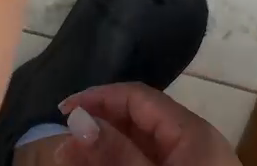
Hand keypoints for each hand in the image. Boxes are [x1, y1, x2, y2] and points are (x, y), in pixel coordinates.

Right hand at [55, 83, 241, 165]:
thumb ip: (115, 154)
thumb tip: (76, 118)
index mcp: (192, 133)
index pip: (137, 97)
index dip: (98, 98)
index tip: (62, 112)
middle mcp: (194, 146)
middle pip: (137, 123)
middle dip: (98, 131)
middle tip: (63, 151)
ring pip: (139, 150)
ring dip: (105, 156)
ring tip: (70, 164)